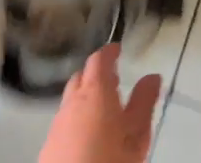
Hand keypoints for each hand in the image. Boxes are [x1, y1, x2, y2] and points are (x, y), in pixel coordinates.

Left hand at [39, 45, 161, 162]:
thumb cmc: (110, 161)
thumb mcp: (136, 134)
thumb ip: (144, 102)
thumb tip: (152, 76)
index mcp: (95, 93)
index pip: (98, 60)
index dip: (109, 52)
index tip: (117, 48)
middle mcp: (72, 102)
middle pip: (81, 77)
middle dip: (96, 74)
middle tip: (114, 79)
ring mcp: (57, 124)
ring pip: (70, 99)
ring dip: (85, 97)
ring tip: (103, 109)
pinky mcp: (48, 145)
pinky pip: (63, 121)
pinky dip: (75, 117)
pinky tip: (86, 134)